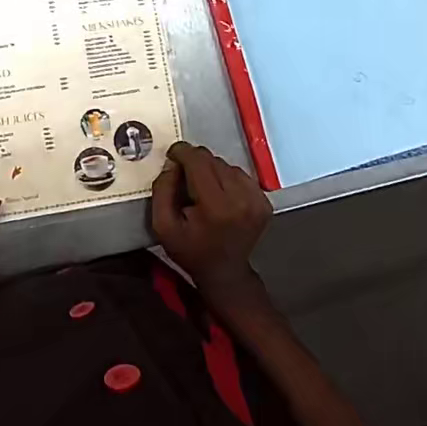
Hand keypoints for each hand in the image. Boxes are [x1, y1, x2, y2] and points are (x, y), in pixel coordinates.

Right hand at [149, 142, 271, 303]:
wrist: (225, 273)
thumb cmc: (189, 250)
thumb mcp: (162, 224)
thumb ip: (162, 189)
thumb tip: (173, 163)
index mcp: (215, 206)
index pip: (198, 161)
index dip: (181, 152)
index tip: (172, 156)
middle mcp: (241, 200)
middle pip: (213, 160)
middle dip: (194, 162)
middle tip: (183, 177)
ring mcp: (257, 201)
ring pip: (226, 165)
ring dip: (210, 169)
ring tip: (201, 187)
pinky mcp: (264, 203)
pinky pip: (240, 175)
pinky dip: (226, 177)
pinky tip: (218, 192)